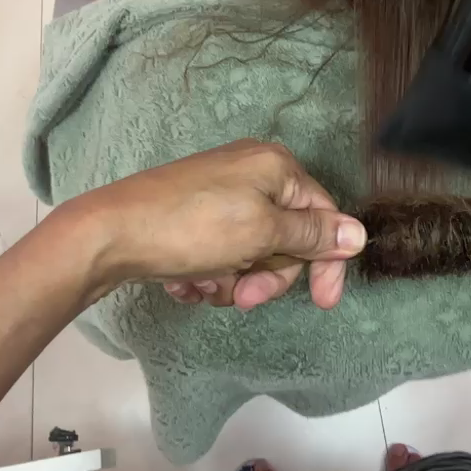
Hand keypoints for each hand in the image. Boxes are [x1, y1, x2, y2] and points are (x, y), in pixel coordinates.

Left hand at [58, 140, 365, 310]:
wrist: (112, 232)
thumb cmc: (195, 227)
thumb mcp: (263, 231)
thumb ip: (313, 234)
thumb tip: (358, 233)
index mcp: (276, 167)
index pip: (323, 215)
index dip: (325, 262)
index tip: (322, 304)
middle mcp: (252, 172)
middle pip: (286, 237)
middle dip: (265, 275)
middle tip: (240, 298)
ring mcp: (221, 191)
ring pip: (252, 252)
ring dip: (232, 279)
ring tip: (201, 286)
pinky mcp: (195, 213)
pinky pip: (221, 250)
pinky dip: (209, 272)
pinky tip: (185, 281)